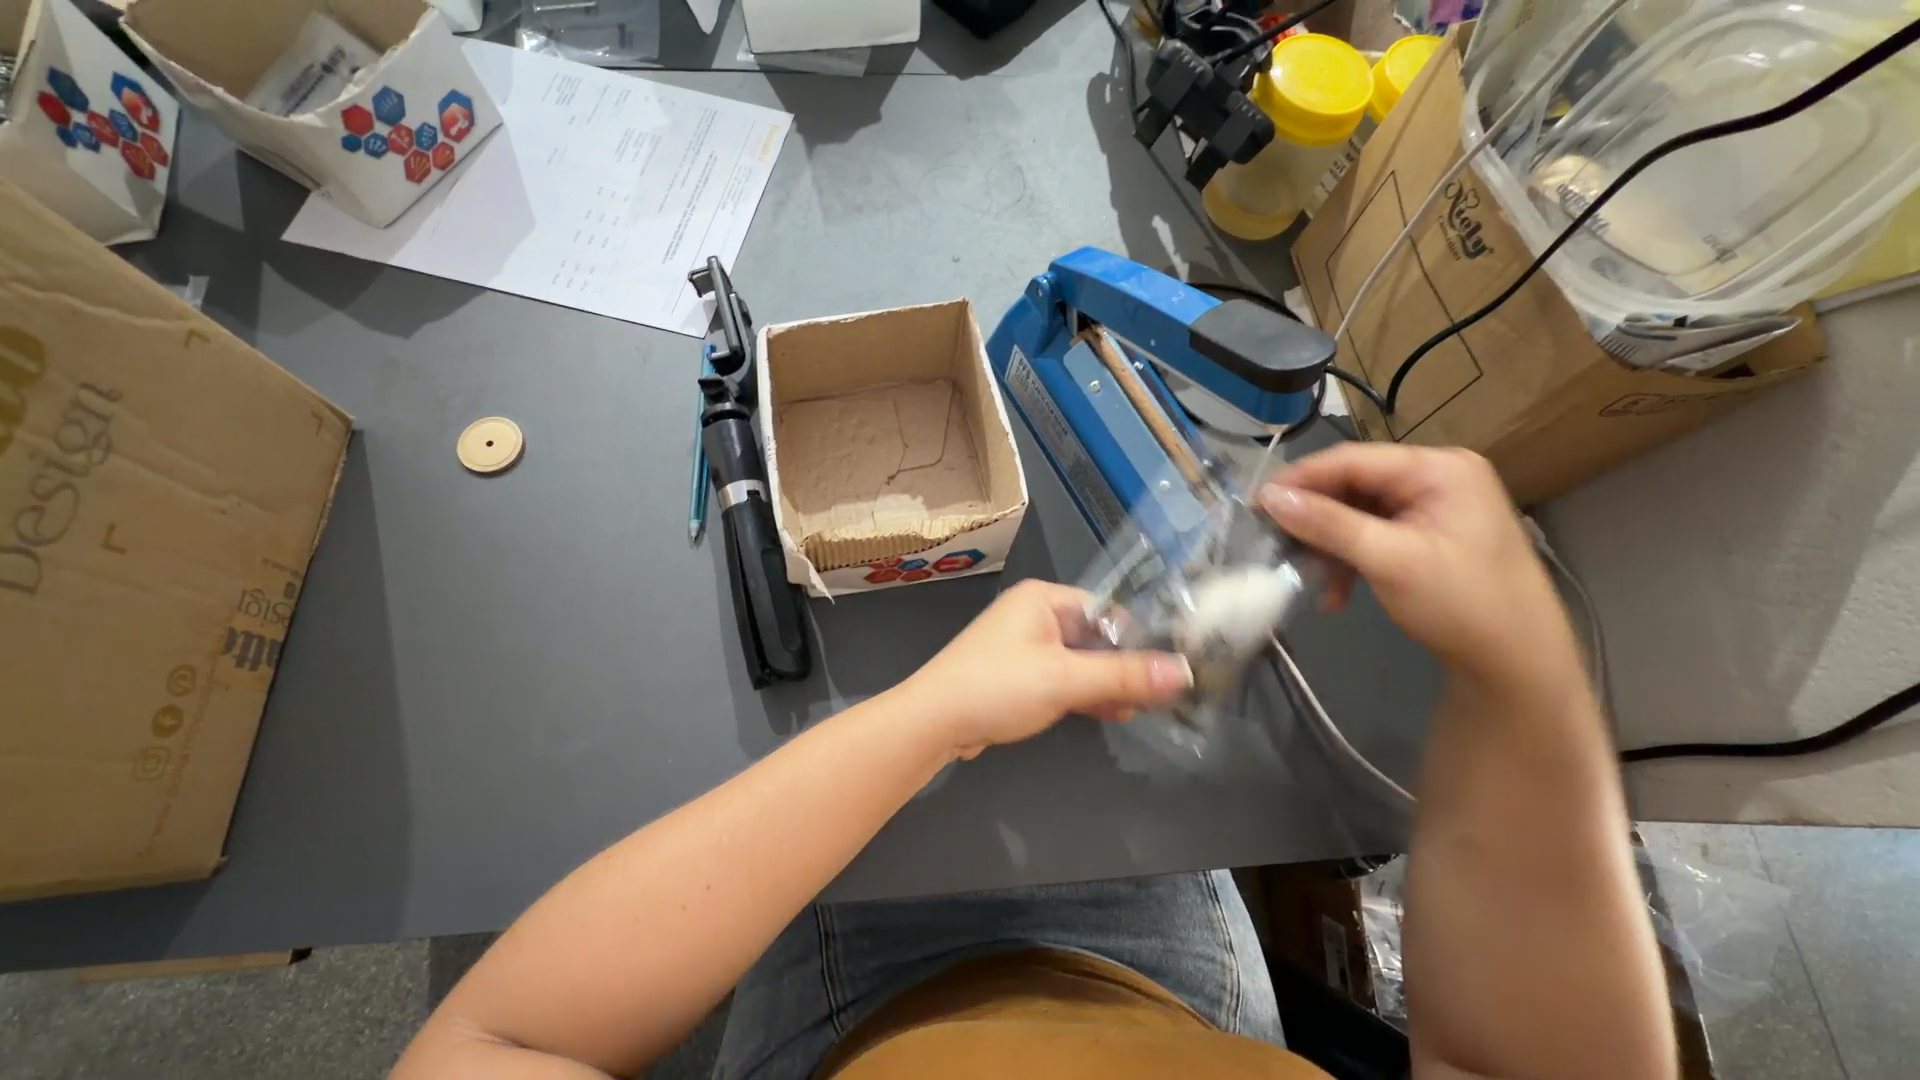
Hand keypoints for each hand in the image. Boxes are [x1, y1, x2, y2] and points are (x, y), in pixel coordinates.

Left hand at [897, 580, 1192, 759]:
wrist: (933, 722)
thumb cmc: (998, 686)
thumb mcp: (1065, 679)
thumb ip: (1124, 675)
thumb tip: (1184, 672)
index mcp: (1044, 599)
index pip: (1107, 610)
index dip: (1138, 638)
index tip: (1171, 665)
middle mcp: (1035, 616)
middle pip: (1096, 637)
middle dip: (1125, 666)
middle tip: (1164, 694)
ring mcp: (1025, 648)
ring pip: (1081, 662)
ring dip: (1108, 684)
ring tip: (1145, 708)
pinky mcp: (1019, 677)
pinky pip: (1063, 680)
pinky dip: (1085, 694)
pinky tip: (1114, 714)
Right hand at [1258, 444, 1581, 699]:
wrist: (1517, 664)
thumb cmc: (1461, 604)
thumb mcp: (1389, 560)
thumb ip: (1328, 524)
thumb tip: (1269, 497)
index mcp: (1439, 469)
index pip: (1352, 459)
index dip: (1300, 479)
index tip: (1255, 503)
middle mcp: (1437, 478)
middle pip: (1353, 486)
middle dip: (1315, 519)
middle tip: (1274, 543)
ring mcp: (1434, 508)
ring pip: (1357, 514)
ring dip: (1329, 547)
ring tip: (1307, 577)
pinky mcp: (1427, 537)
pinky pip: (1372, 536)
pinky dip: (1349, 561)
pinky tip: (1335, 594)